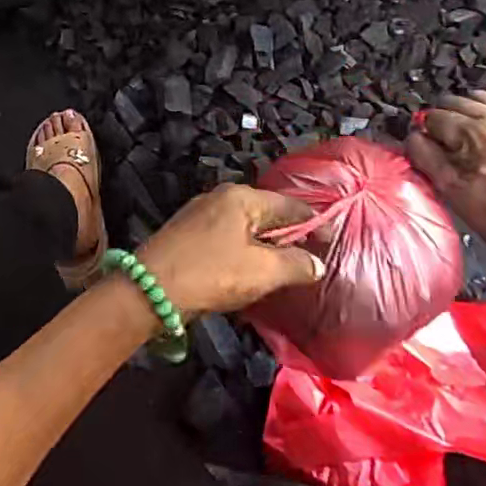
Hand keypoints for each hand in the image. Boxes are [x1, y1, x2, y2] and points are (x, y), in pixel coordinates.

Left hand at [137, 185, 324, 314]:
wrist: (151, 287)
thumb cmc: (211, 273)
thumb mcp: (263, 271)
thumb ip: (297, 264)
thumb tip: (316, 262)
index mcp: (241, 197)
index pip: (291, 205)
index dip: (315, 224)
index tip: (334, 244)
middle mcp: (220, 197)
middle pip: (267, 213)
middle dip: (290, 235)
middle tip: (313, 260)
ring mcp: (201, 213)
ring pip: (246, 227)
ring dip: (266, 246)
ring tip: (288, 270)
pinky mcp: (189, 233)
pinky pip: (228, 238)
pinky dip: (244, 251)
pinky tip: (252, 271)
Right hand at [407, 90, 485, 262]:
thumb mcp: (444, 184)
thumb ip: (422, 152)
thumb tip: (414, 134)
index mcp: (480, 137)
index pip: (435, 116)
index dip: (425, 130)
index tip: (426, 145)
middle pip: (456, 102)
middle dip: (441, 118)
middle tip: (440, 139)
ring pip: (479, 99)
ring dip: (462, 112)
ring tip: (459, 134)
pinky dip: (485, 113)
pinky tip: (480, 132)